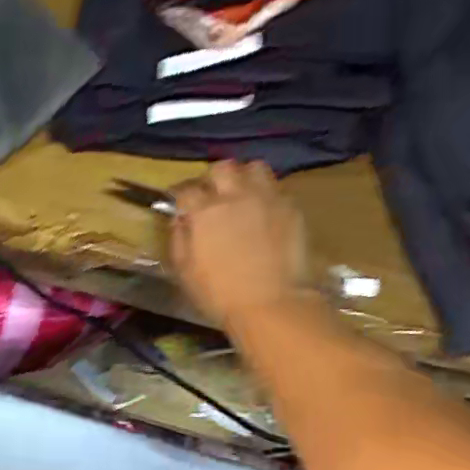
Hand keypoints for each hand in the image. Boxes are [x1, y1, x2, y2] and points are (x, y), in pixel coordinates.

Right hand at [169, 160, 312, 329]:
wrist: (271, 302)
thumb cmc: (218, 292)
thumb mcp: (184, 269)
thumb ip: (179, 238)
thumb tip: (181, 219)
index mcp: (205, 212)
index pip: (186, 189)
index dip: (179, 196)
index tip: (178, 205)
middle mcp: (236, 196)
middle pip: (223, 167)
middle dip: (213, 179)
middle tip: (210, 197)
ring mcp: (268, 198)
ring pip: (254, 168)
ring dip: (243, 178)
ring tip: (240, 197)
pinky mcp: (291, 207)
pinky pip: (275, 188)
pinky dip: (264, 195)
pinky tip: (261, 214)